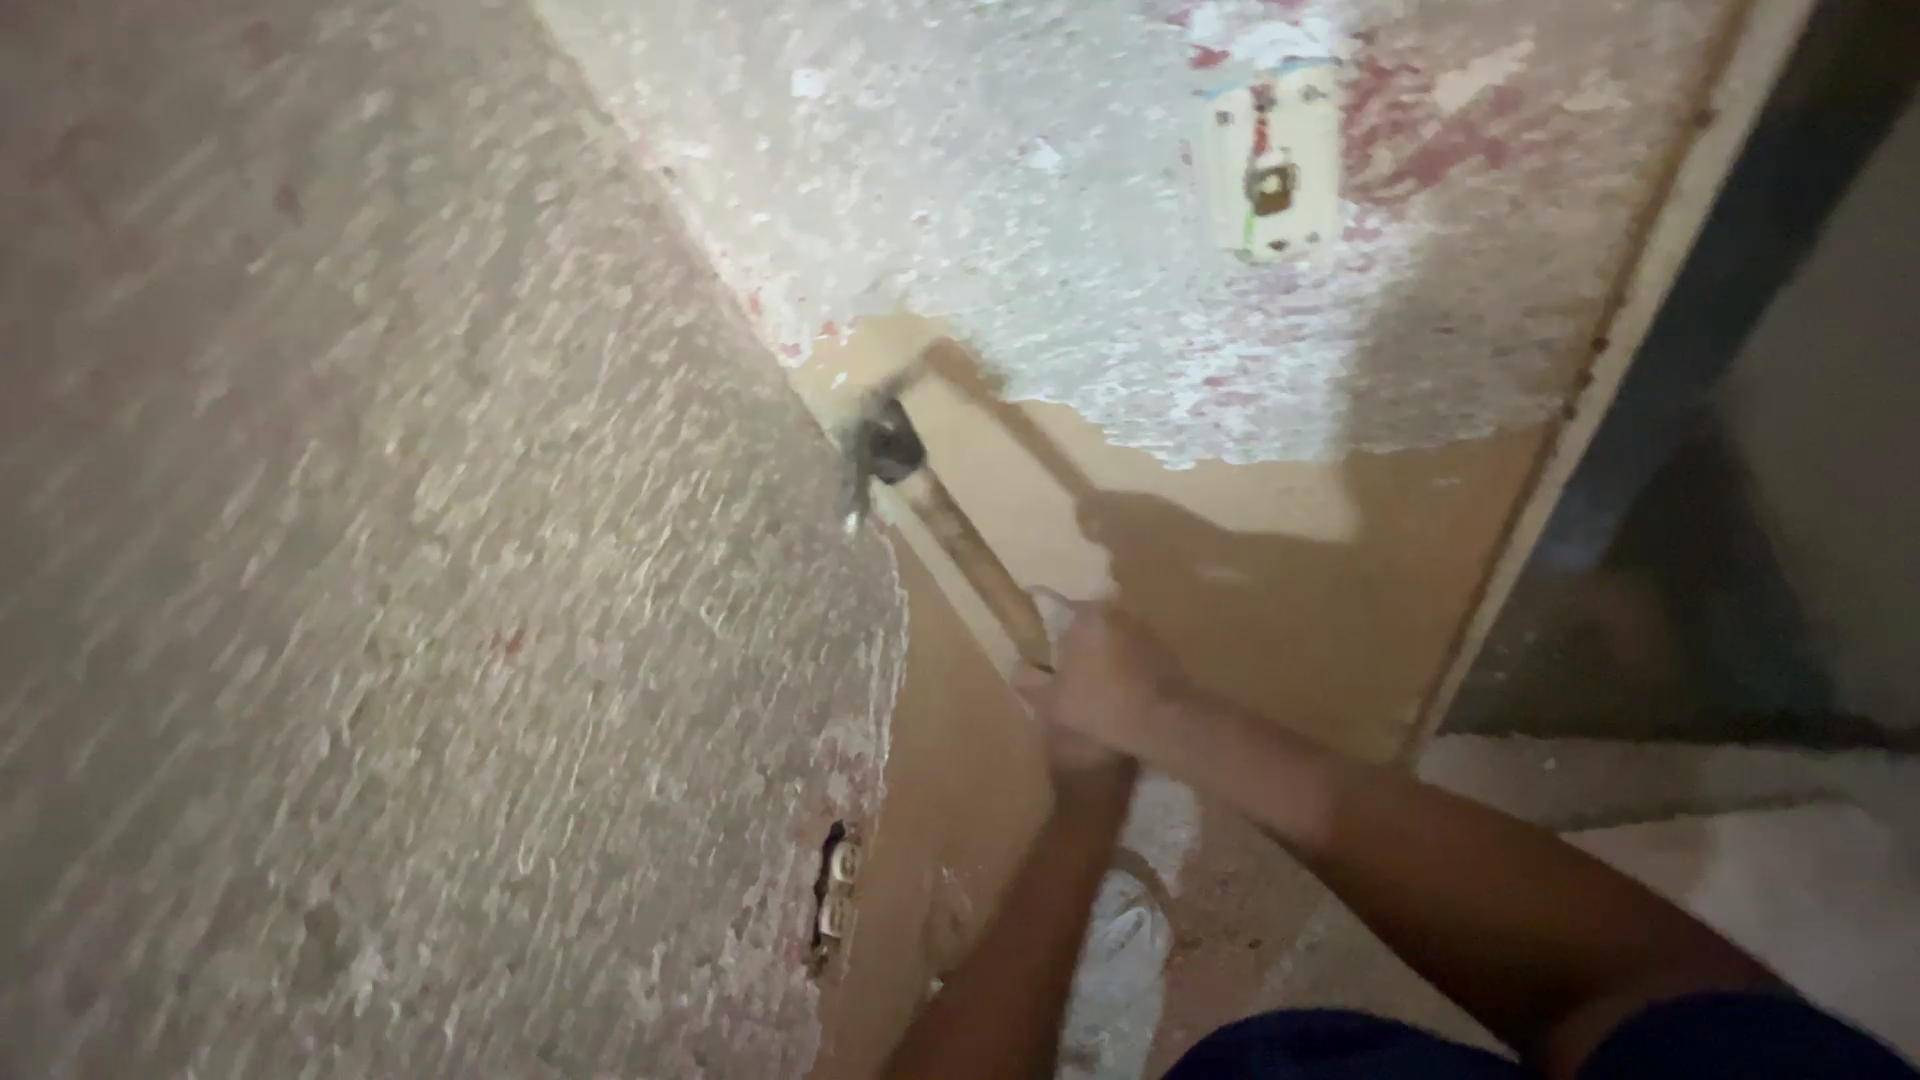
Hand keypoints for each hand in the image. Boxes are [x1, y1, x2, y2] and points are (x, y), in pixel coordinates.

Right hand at [1013, 591, 1187, 779]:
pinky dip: (1123, 667)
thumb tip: (1016, 668)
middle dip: (1074, 644)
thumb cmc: (1101, 704)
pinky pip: (1132, 654)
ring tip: (1091, 687)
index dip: (1043, 628)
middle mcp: (1117, 613)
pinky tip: (1118, 693)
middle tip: (1062, 672)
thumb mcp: (1053, 700)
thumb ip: (1029, 681)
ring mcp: (1145, 630)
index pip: (1054, 608)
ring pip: (1111, 639)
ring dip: (1101, 656)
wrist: (1165, 722)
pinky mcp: (1165, 651)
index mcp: (1087, 616)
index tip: (1036, 647)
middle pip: (1085, 624)